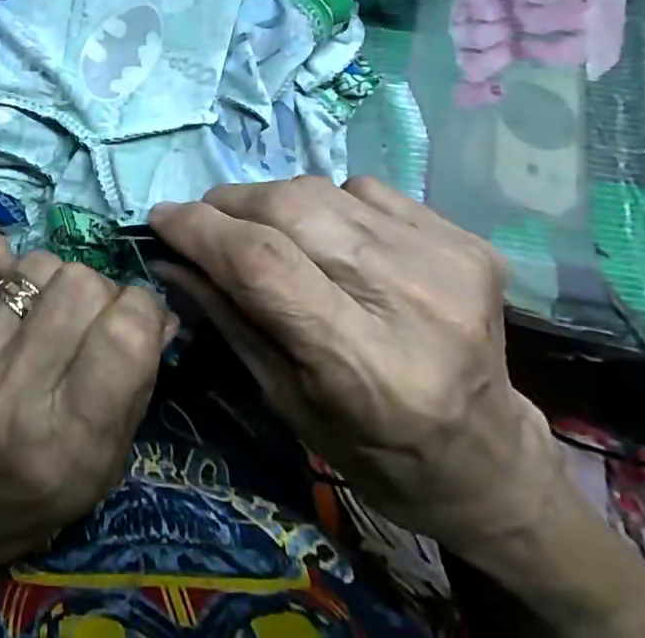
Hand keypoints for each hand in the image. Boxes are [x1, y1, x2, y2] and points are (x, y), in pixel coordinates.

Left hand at [0, 235, 172, 617]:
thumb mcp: (103, 467)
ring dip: (52, 279)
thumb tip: (158, 311)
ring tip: (45, 309)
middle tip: (89, 319)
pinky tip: (2, 276)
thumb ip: (136, 385)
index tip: (137, 319)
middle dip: (101, 293)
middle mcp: (12, 393)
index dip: (143, 310)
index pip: (124, 336)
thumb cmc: (29, 494)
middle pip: (81, 286)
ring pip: (33, 265)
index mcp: (68, 439)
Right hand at [148, 176, 555, 549]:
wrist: (484, 455)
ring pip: (320, 190)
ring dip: (268, 201)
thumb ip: (225, 315)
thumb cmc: (370, 446)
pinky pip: (362, 189)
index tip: (160, 217)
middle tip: (203, 222)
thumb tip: (167, 256)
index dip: (200, 229)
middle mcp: (414, 303)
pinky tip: (326, 238)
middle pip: (291, 210)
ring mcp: (447, 263)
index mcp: (365, 365)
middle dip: (227, 205)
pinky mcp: (466, 241)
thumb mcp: (280, 396)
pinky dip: (323, 204)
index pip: (262, 264)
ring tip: (257, 229)